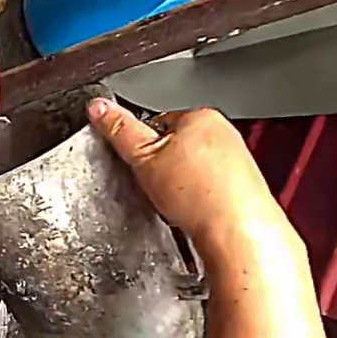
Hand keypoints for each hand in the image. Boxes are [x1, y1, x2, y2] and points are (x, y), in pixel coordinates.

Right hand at [87, 99, 300, 268]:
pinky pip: (203, 188)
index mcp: (201, 116)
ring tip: (175, 200)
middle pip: (172, 146)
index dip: (139, 146)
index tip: (136, 163)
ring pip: (188, 169)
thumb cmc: (200, 194)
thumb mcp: (143, 158)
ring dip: (176, 184)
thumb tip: (99, 106)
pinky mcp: (238, 185)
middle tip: (154, 184)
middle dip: (159, 166)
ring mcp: (233, 159)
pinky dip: (193, 198)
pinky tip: (190, 209)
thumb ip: (119, 131)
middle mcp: (222, 133)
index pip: (155, 122)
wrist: (235, 230)